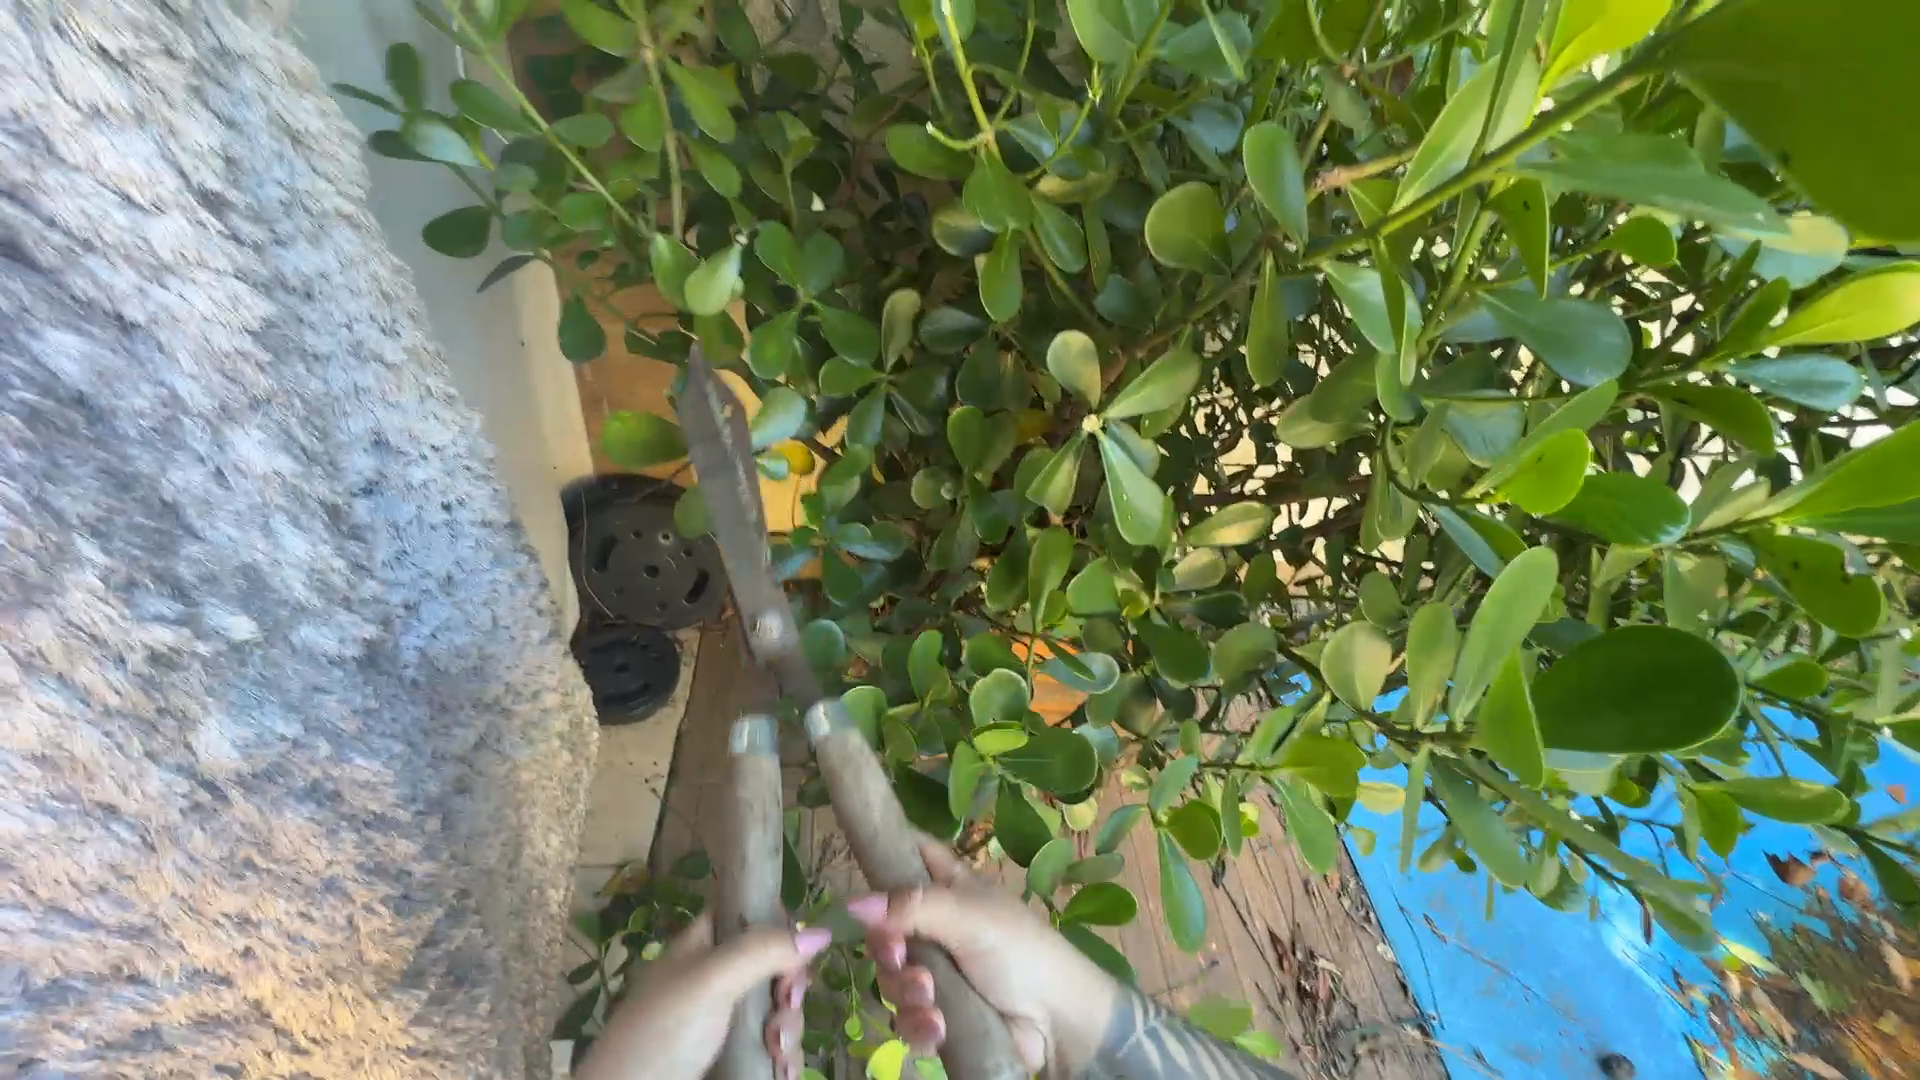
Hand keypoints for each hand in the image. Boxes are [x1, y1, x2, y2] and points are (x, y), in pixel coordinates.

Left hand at [575, 914, 831, 1079]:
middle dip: (792, 984)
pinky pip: (778, 1048)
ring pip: (782, 1009)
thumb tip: (822, 931)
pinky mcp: (738, 1061)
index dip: (779, 924)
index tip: (798, 944)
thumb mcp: (709, 980)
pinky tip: (782, 1069)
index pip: (750, 914)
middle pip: (777, 964)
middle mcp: (719, 981)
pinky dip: (786, 1058)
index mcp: (704, 946)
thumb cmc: (661, 1034)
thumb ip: (763, 950)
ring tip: (777, 1050)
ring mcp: (728, 1024)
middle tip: (787, 1003)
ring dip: (790, 1027)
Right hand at [843, 838, 1122, 1075]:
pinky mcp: (938, 1013)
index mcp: (946, 884)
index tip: (854, 866)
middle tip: (900, 957)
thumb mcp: (967, 915)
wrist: (1056, 1020)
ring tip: (930, 997)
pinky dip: (918, 1025)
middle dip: (887, 946)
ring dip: (904, 990)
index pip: (906, 852)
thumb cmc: (1018, 948)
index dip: (881, 852)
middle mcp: (935, 923)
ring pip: (891, 975)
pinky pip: (906, 1017)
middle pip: (884, 925)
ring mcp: (935, 969)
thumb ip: (912, 906)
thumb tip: (853, 903)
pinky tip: (938, 1028)